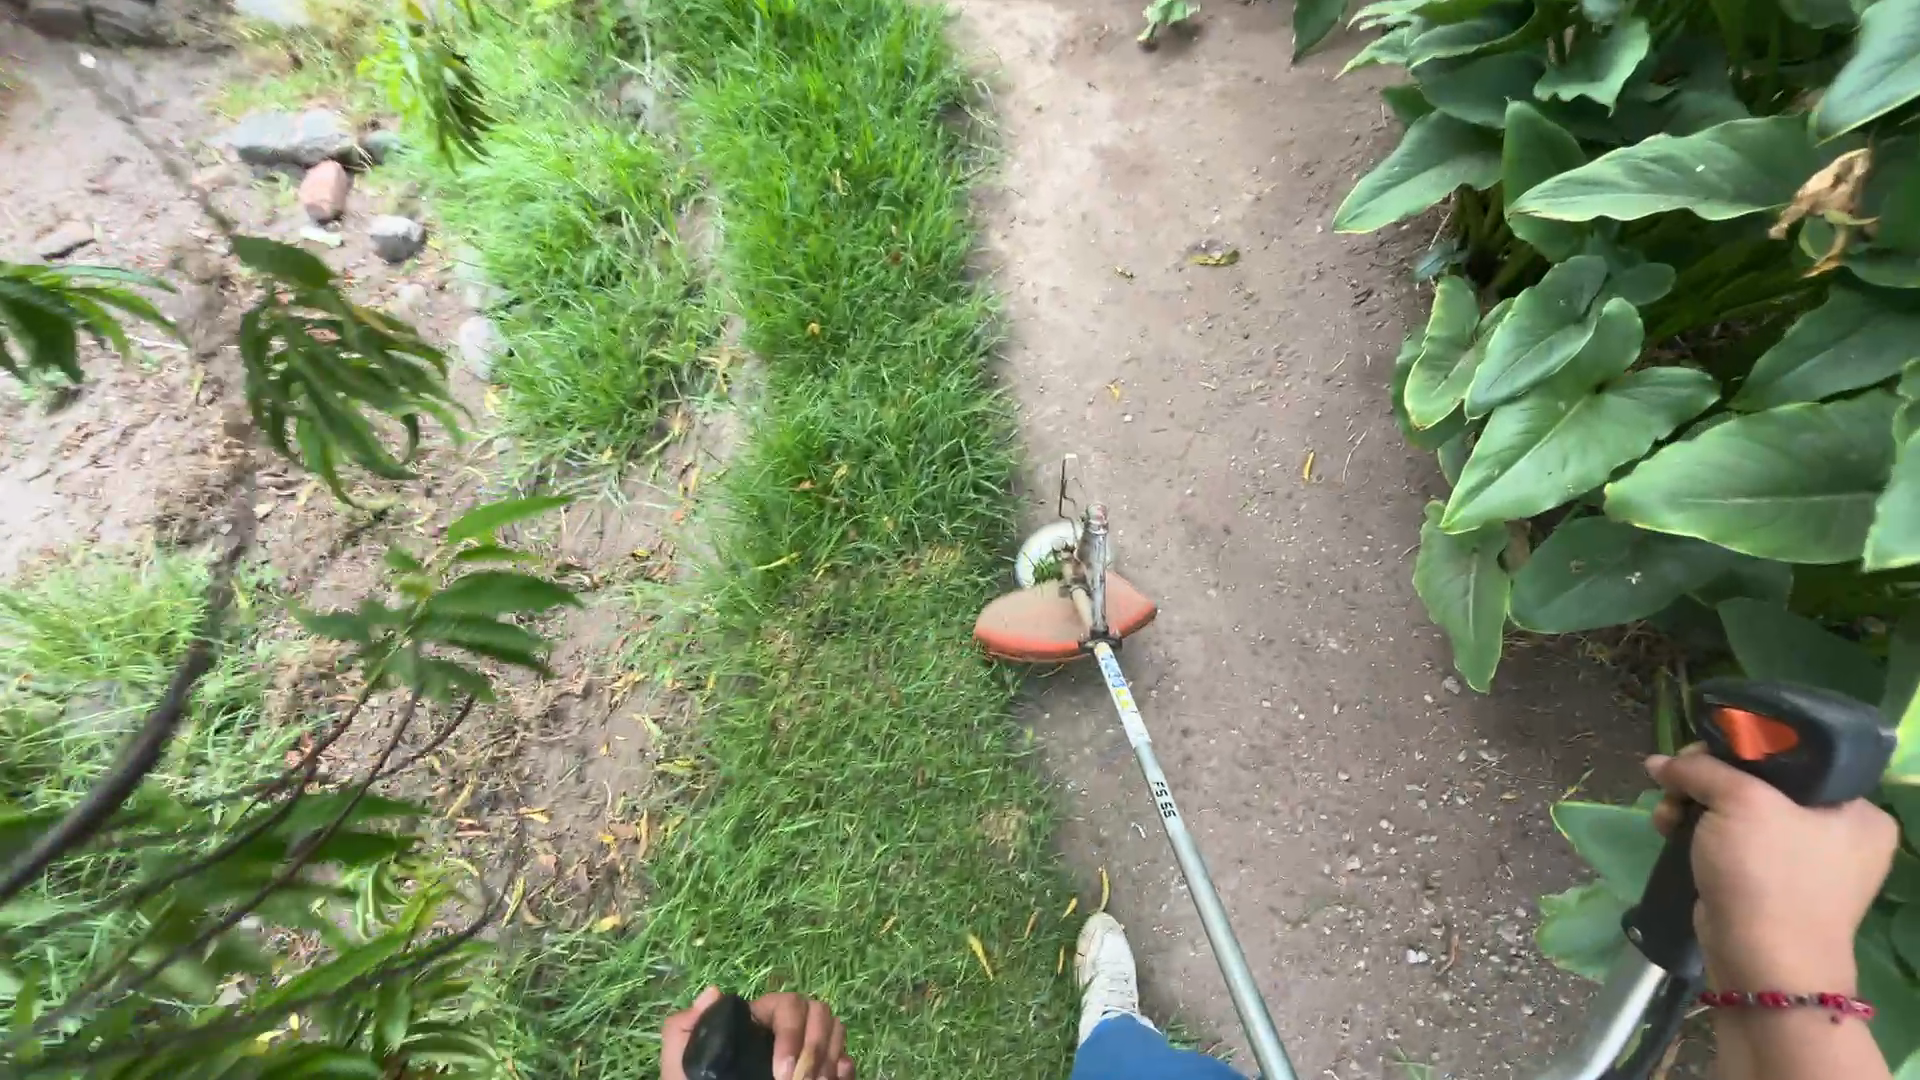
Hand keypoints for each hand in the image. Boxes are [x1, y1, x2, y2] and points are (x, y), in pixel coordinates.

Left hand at [659, 987, 855, 1079]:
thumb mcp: (681, 1069)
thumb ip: (683, 1031)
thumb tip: (713, 993)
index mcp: (758, 1020)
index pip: (788, 1005)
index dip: (791, 1032)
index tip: (782, 1071)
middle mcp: (786, 1030)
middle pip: (819, 1012)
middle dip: (816, 1046)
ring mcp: (805, 1051)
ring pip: (836, 1030)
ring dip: (830, 1057)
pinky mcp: (820, 1072)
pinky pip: (846, 1059)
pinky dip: (845, 1068)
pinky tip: (837, 1079)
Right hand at [1647, 747, 1897, 992]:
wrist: (1761, 951)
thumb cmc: (1767, 872)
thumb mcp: (1738, 802)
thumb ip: (1699, 768)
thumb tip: (1659, 763)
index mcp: (1855, 811)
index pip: (1788, 758)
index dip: (1736, 751)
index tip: (1698, 759)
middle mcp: (1833, 830)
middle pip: (1751, 780)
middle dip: (1701, 782)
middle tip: (1674, 790)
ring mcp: (1799, 856)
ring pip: (1729, 806)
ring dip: (1687, 804)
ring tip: (1667, 817)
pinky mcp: (1765, 874)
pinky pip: (1723, 833)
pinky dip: (1692, 828)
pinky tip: (1670, 831)